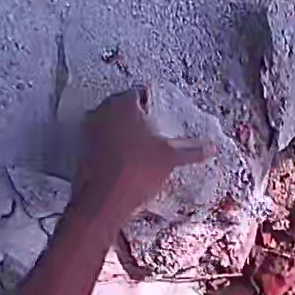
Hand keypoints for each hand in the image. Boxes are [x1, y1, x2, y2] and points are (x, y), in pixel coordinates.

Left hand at [75, 85, 212, 222]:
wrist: (104, 202)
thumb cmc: (137, 172)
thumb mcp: (169, 158)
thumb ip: (191, 150)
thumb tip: (213, 147)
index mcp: (123, 104)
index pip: (141, 92)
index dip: (155, 102)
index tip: (163, 114)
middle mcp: (101, 111)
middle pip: (124, 106)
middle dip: (139, 117)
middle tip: (155, 130)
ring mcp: (88, 130)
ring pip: (110, 123)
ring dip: (124, 131)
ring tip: (142, 146)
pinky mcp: (81, 149)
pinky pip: (101, 139)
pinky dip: (113, 145)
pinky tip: (125, 159)